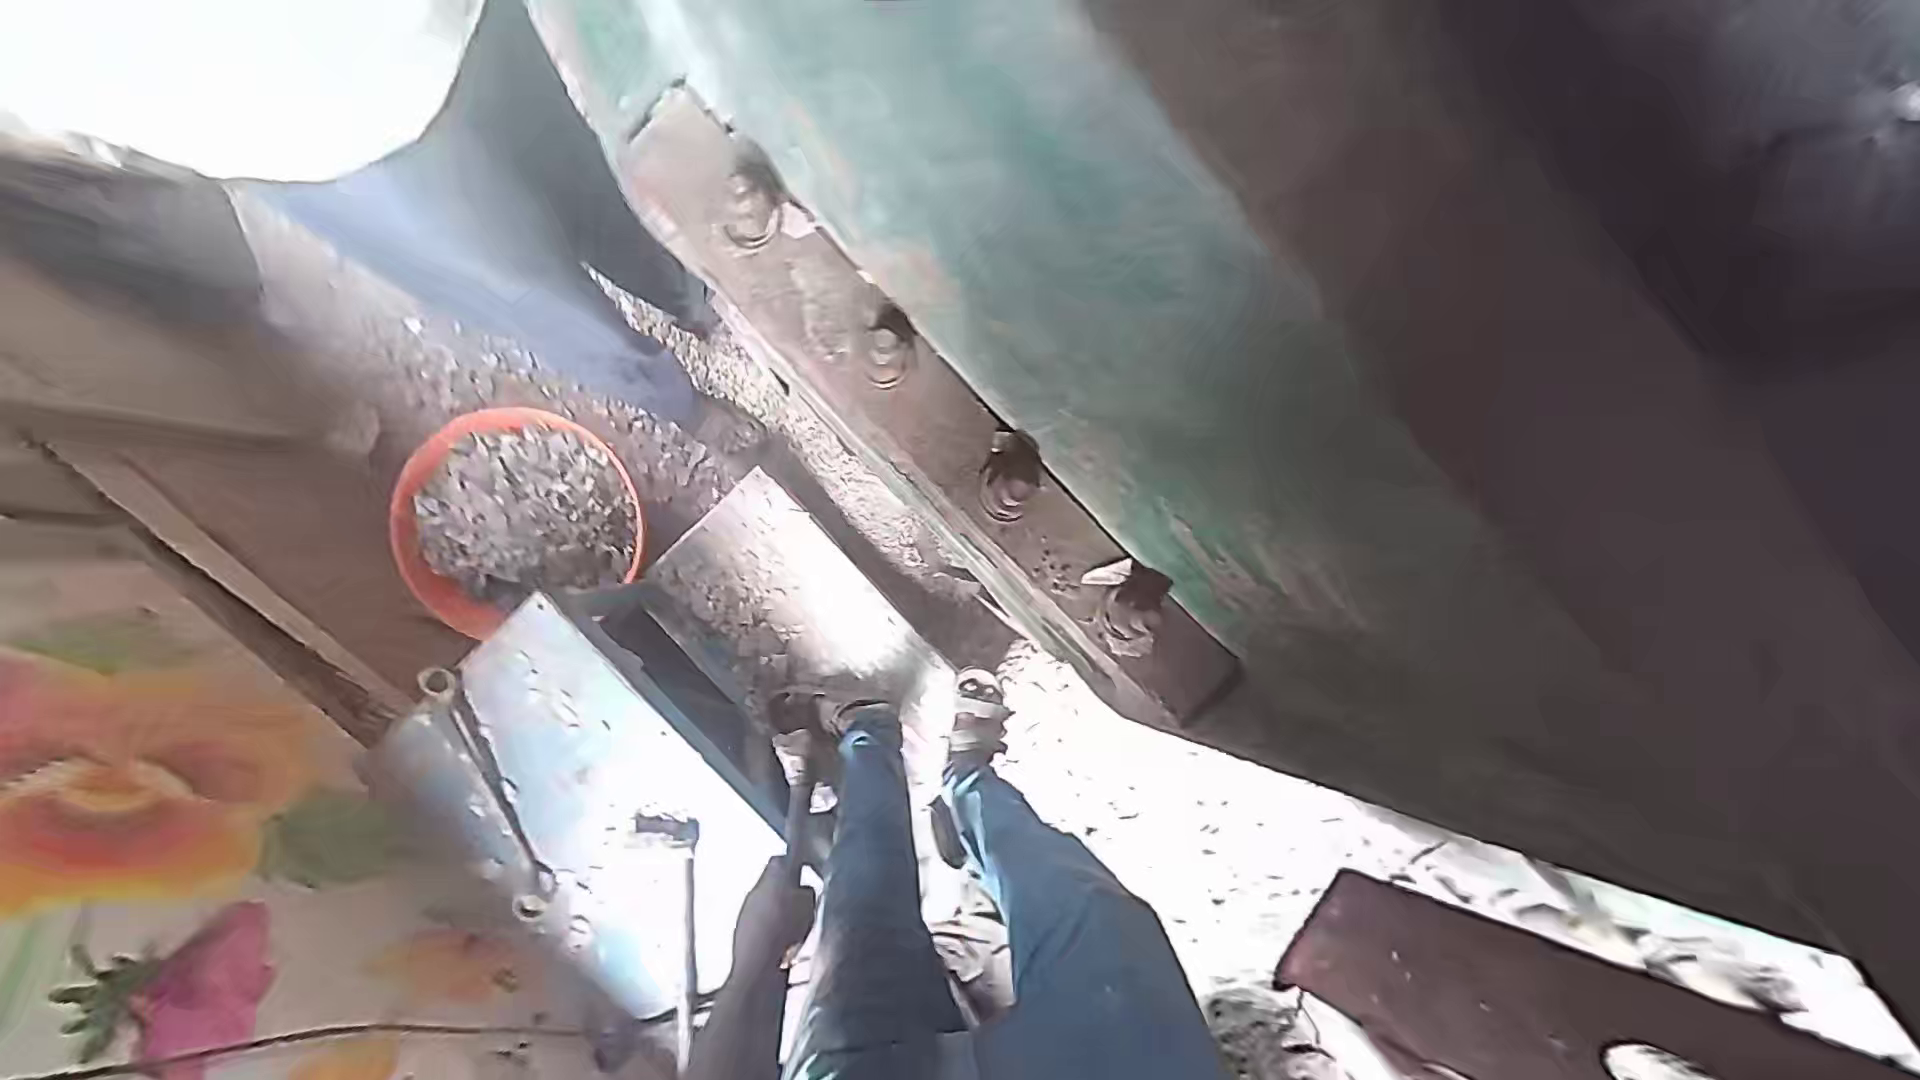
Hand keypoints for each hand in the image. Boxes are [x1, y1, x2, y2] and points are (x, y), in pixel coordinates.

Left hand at [731, 856, 815, 974]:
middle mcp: (755, 888)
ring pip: (764, 903)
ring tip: (792, 927)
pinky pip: (757, 924)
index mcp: (772, 874)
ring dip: (776, 911)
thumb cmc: (784, 928)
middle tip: (800, 902)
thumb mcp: (809, 904)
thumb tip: (805, 890)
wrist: (758, 964)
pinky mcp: (740, 933)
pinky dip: (767, 930)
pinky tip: (780, 943)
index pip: (782, 859)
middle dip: (785, 891)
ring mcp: (745, 911)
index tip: (802, 871)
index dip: (794, 864)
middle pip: (772, 882)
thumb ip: (808, 891)